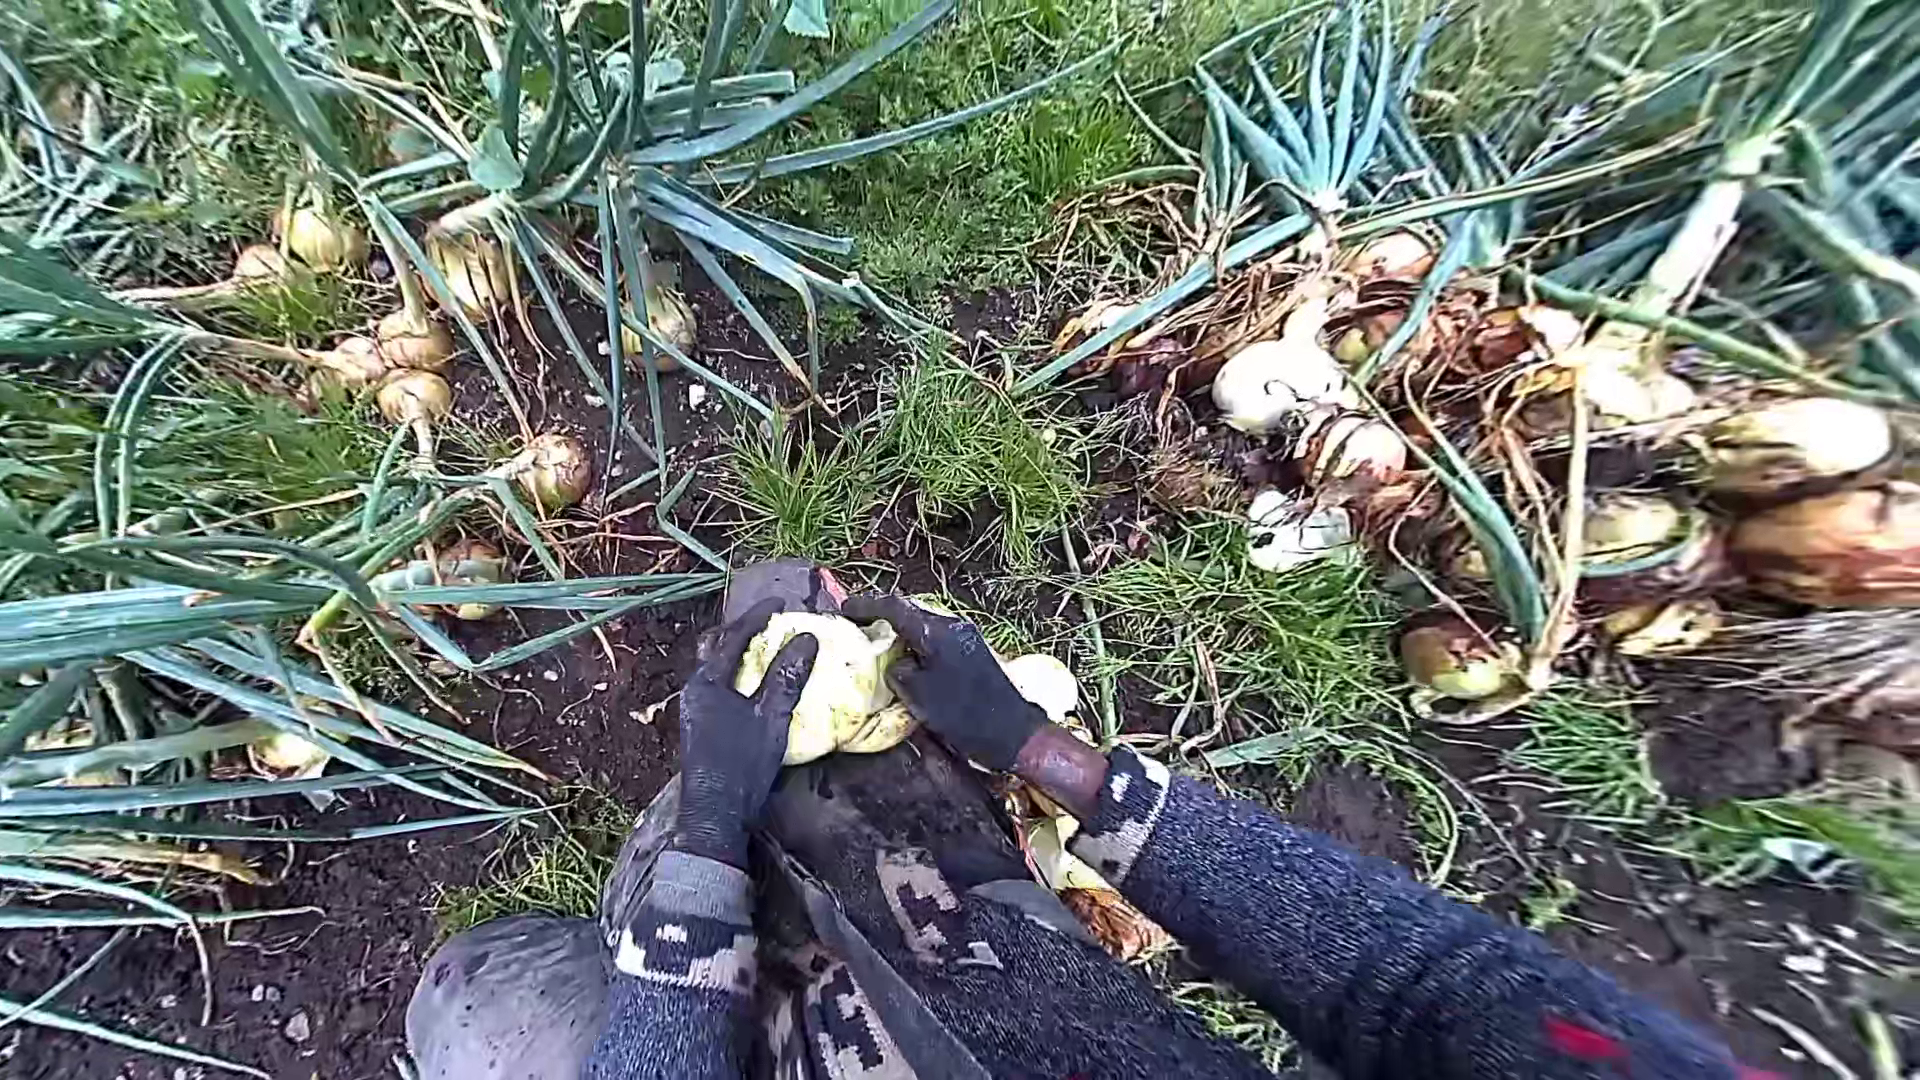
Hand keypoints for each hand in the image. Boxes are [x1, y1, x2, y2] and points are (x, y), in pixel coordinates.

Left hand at [674, 598, 817, 866]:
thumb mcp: (772, 717)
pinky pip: (720, 682)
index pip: (734, 637)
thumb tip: (808, 637)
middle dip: (742, 630)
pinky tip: (757, 682)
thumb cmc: (742, 763)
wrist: (715, 814)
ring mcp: (696, 707)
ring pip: (716, 665)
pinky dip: (738, 671)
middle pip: (716, 646)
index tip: (781, 603)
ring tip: (766, 646)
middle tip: (769, 622)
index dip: (758, 616)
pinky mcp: (702, 722)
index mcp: (709, 682)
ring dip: (739, 651)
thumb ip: (788, 676)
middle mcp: (696, 689)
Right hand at [840, 593, 1045, 770]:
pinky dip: (916, 644)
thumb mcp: (919, 696)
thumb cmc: (965, 716)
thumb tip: (897, 661)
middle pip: (910, 612)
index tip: (843, 609)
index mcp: (937, 632)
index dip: (866, 606)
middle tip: (858, 626)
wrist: (1014, 733)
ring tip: (878, 643)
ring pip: (924, 626)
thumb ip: (899, 671)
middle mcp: (952, 626)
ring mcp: (965, 637)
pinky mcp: (972, 651)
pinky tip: (907, 660)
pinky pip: (935, 639)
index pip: (895, 608)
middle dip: (882, 616)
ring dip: (900, 631)